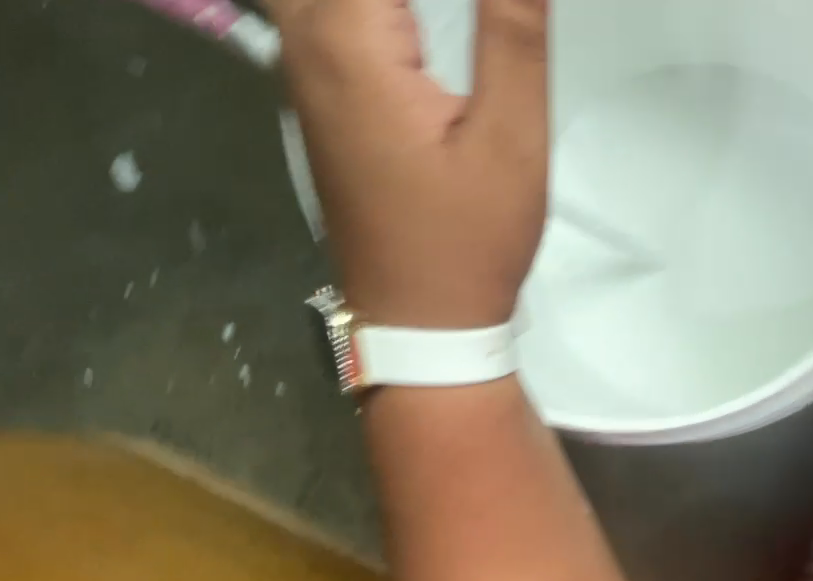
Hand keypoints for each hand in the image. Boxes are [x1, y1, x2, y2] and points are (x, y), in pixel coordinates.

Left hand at [274, 0, 548, 328]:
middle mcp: (304, 36)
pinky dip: (373, 12)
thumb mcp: (510, 141)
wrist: (422, 317)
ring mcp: (300, 65)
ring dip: (397, 8)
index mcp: (349, 38)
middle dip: (418, 4)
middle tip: (500, 15)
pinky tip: (416, 27)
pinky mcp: (316, 91)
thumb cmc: (469, 238)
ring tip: (460, 27)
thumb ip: (511, 35)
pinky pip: (324, 11)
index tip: (511, 9)